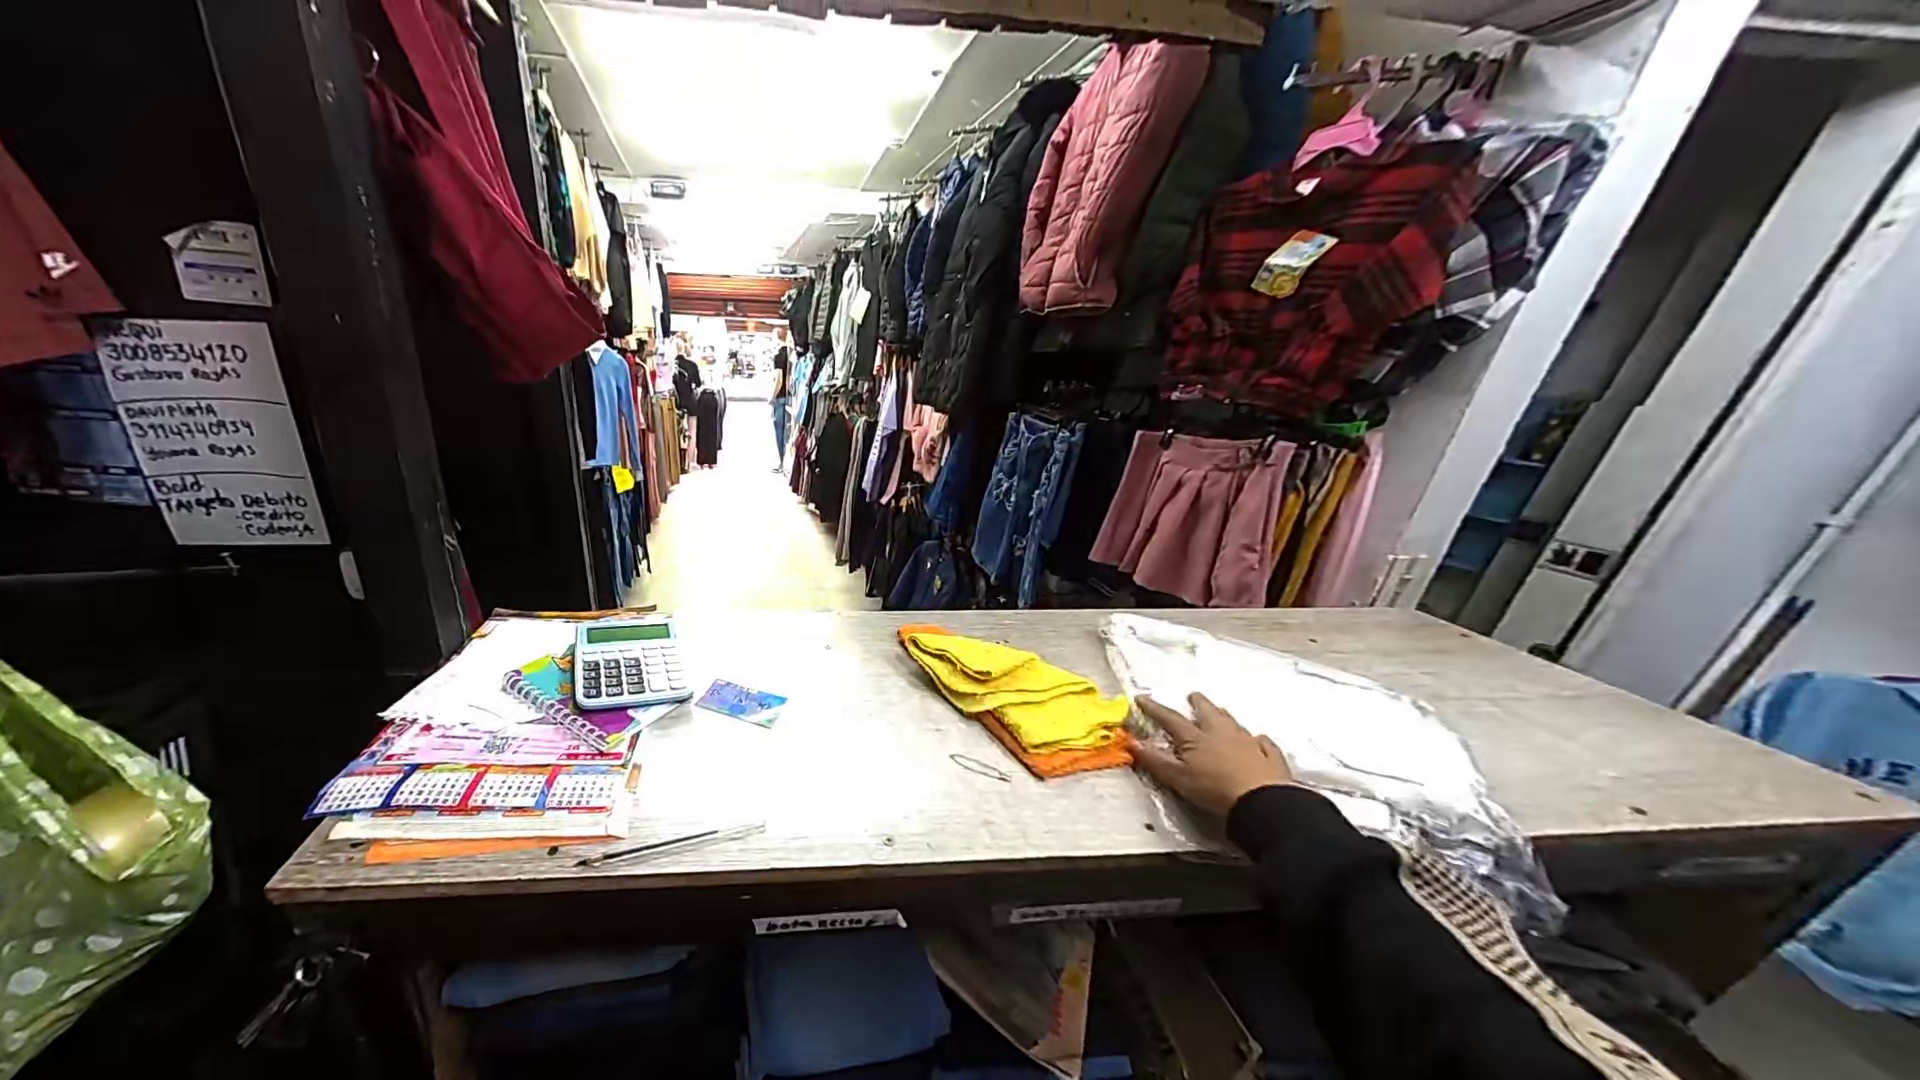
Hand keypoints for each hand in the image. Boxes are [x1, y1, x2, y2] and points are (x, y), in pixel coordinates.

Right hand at [1129, 693, 1292, 817]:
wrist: (1262, 802)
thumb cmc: (1214, 790)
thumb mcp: (1178, 778)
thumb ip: (1154, 759)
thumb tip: (1130, 741)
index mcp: (1196, 738)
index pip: (1170, 719)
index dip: (1154, 709)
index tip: (1142, 699)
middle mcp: (1222, 733)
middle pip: (1208, 712)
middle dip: (1198, 703)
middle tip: (1192, 696)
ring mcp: (1248, 742)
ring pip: (1234, 722)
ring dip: (1224, 716)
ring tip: (1220, 712)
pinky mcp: (1270, 756)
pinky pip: (1263, 742)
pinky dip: (1257, 739)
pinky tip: (1258, 740)